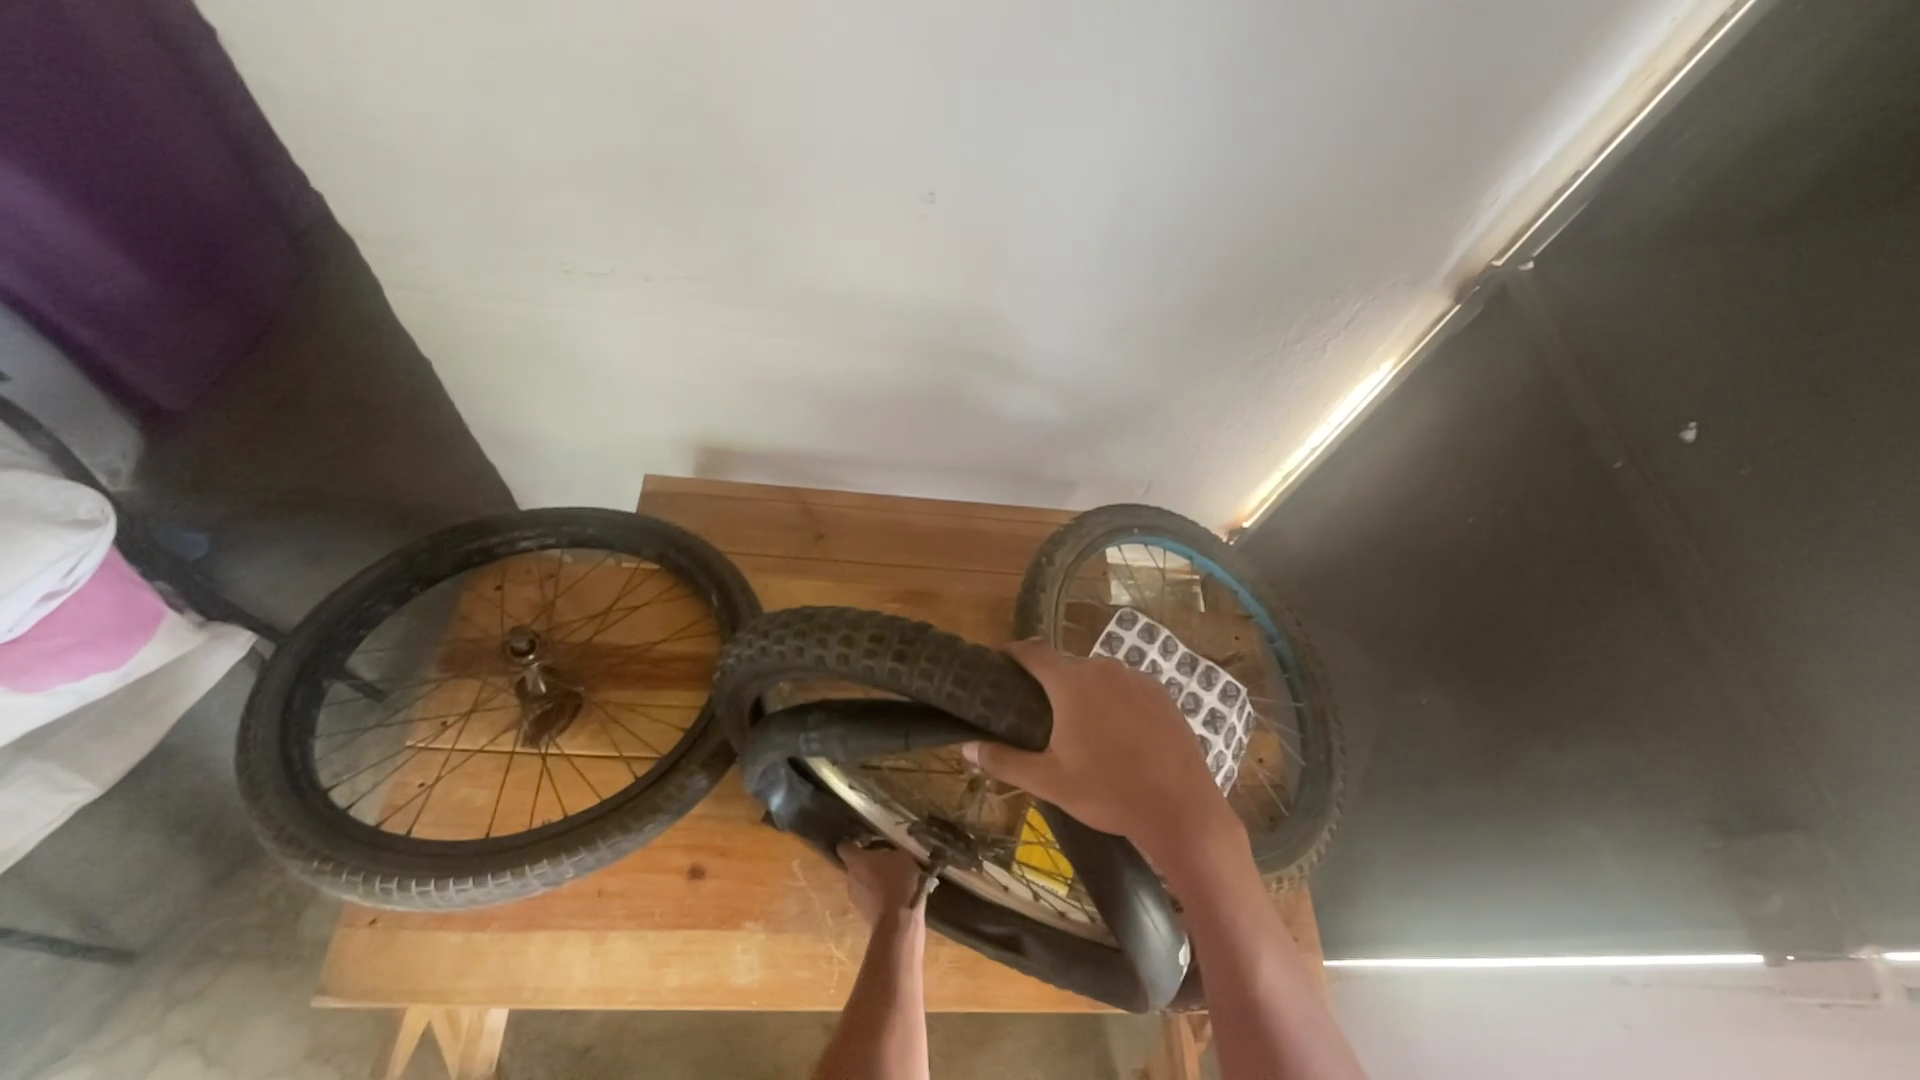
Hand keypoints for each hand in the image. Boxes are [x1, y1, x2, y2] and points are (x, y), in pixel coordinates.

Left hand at [838, 840, 928, 925]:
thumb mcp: (902, 856)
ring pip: (862, 883)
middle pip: (855, 866)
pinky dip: (880, 896)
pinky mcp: (864, 914)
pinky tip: (897, 896)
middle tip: (887, 861)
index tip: (868, 842)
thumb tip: (890, 852)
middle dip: (869, 863)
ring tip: (894, 880)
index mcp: (855, 860)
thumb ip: (891, 851)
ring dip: (874, 881)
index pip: (845, 846)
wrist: (899, 921)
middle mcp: (849, 878)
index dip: (855, 843)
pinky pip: (870, 898)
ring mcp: (855, 898)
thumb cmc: (898, 881)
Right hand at [963, 640, 1239, 861]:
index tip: (999, 666)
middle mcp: (1105, 668)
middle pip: (1066, 664)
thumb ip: (1004, 760)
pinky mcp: (1163, 696)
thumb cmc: (1108, 792)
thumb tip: (966, 747)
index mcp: (1072, 682)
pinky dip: (1113, 702)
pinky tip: (1116, 735)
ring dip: (1083, 692)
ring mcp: (1138, 679)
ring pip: (1098, 676)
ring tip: (1076, 727)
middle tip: (1035, 712)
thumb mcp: (1049, 781)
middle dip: (1048, 682)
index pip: (1032, 651)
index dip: (1012, 654)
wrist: (1181, 809)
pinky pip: (1127, 688)